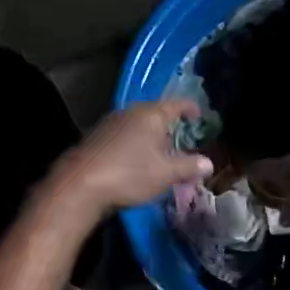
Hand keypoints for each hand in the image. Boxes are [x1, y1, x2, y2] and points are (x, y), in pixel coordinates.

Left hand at [47, 99, 214, 213]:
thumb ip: (189, 166)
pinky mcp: (98, 139)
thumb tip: (208, 163)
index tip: (200, 116)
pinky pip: (125, 137)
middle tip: (183, 143)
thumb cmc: (130, 173)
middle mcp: (131, 112)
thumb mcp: (166, 173)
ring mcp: (111, 124)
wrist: (80, 185)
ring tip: (162, 156)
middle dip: (171, 128)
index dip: (191, 109)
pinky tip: (138, 163)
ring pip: (139, 126)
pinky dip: (137, 146)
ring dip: (152, 139)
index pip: (177, 104)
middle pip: (157, 115)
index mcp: (151, 114)